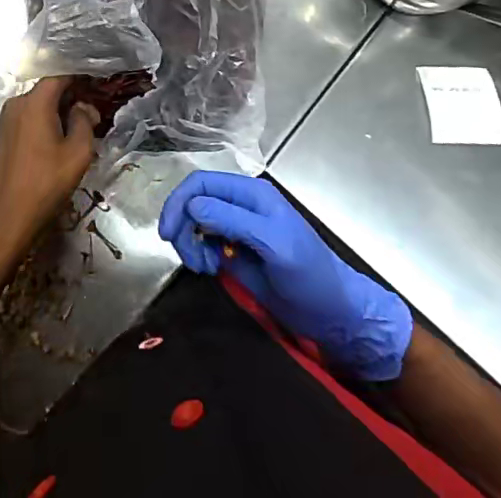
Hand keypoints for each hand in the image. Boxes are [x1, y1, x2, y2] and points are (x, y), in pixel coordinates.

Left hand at [0, 77, 99, 267]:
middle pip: (46, 90)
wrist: (7, 215)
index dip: (77, 77)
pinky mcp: (2, 136)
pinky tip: (57, 140)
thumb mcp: (77, 153)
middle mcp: (16, 104)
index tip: (95, 82)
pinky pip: (26, 119)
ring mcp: (5, 120)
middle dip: (69, 97)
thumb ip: (84, 122)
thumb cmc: (46, 183)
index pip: (58, 76)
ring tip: (78, 128)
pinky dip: (43, 123)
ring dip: (56, 112)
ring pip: (36, 106)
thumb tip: (83, 106)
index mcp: (34, 102)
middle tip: (91, 111)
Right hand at [157, 170, 411, 380]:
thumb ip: (233, 220)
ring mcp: (235, 226)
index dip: (178, 203)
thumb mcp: (274, 245)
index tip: (166, 233)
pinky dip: (198, 254)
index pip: (200, 184)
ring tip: (203, 267)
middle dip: (182, 227)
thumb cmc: (311, 278)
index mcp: (250, 193)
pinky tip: (212, 269)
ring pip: (192, 222)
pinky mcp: (233, 247)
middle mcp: (239, 203)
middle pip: (191, 201)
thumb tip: (191, 206)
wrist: (334, 316)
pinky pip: (201, 241)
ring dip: (189, 243)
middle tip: (188, 259)